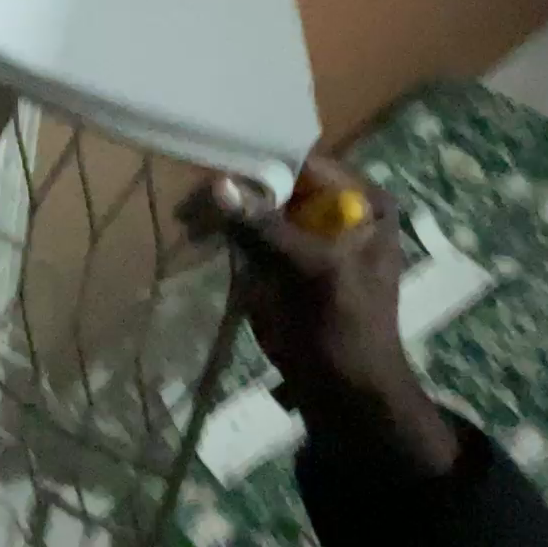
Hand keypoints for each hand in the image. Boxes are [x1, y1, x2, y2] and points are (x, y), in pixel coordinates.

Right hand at [214, 156, 459, 476]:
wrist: (343, 392)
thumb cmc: (349, 331)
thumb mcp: (318, 274)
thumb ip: (270, 228)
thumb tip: (219, 185)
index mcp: (360, 202)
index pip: (303, 161)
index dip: (260, 157)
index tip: (215, 154)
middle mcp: (329, 205)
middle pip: (271, 176)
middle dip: (231, 182)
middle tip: (193, 192)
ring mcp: (297, 228)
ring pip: (248, 199)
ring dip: (216, 205)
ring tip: (188, 217)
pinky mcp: (271, 251)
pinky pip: (238, 225)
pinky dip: (215, 224)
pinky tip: (192, 229)